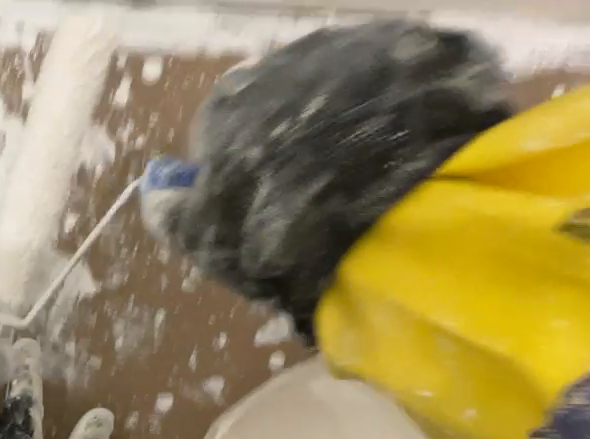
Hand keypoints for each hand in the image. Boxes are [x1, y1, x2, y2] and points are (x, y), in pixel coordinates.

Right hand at [148, 20, 508, 339]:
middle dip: (287, 138)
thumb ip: (173, 212)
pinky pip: (405, 81)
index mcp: (229, 102)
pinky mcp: (431, 51)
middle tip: (307, 193)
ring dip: (343, 123)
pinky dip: (399, 113)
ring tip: (361, 177)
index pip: (217, 128)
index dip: (231, 168)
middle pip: (279, 100)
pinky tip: (405, 157)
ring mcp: (364, 47)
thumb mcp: (206, 240)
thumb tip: (158, 190)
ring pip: (341, 86)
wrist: (392, 216)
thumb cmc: (278, 234)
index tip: (249, 203)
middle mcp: (290, 59)